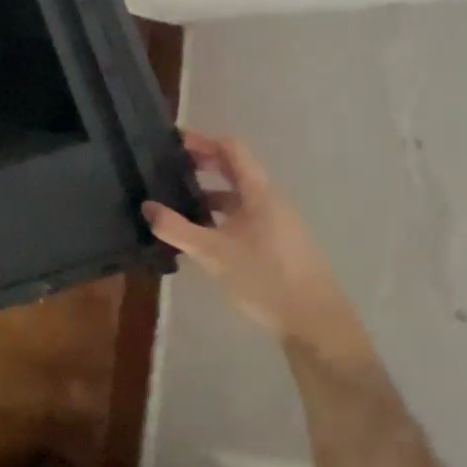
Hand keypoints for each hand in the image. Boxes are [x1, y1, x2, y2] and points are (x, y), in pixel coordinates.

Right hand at [143, 132, 364, 350]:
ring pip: (238, 194)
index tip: (170, 141)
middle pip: (234, 168)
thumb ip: (176, 228)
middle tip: (165, 167)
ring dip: (207, 191)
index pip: (231, 148)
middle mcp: (271, 202)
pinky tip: (199, 231)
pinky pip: (243, 215)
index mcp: (260, 194)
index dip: (201, 140)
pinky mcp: (277, 243)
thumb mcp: (213, 254)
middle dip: (200, 163)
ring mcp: (277, 223)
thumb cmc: (267, 280)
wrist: (319, 327)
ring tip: (175, 199)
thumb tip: (147, 207)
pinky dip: (219, 213)